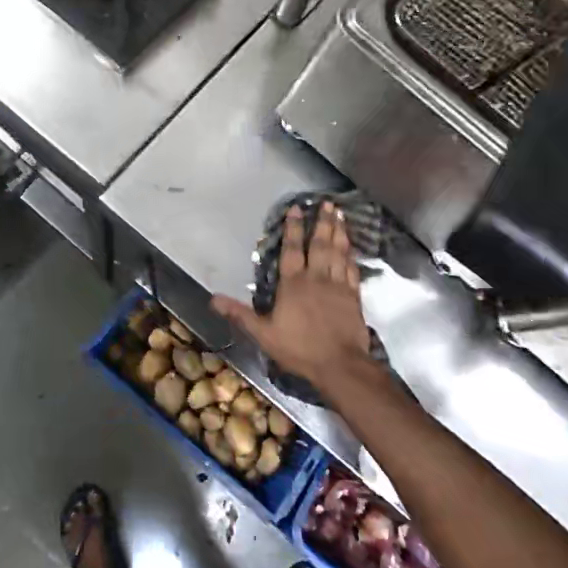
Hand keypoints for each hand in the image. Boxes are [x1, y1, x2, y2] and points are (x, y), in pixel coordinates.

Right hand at [213, 203, 371, 387]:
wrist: (340, 364)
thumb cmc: (299, 349)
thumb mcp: (263, 334)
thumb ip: (240, 314)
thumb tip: (213, 299)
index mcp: (293, 284)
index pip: (292, 250)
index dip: (293, 229)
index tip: (296, 210)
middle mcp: (317, 278)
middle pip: (320, 244)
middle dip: (322, 222)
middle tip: (325, 203)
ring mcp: (338, 285)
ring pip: (339, 252)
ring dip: (339, 232)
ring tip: (339, 214)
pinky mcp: (354, 296)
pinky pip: (353, 268)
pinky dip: (351, 254)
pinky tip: (351, 247)